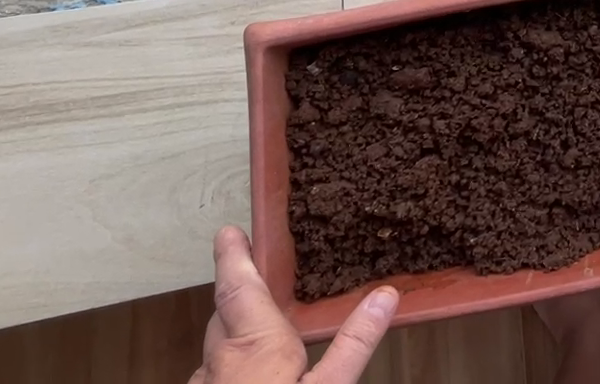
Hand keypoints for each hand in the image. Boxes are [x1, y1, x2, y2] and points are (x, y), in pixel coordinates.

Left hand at [189, 226, 399, 383]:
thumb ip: (353, 345)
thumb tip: (385, 293)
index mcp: (252, 348)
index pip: (238, 291)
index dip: (233, 259)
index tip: (227, 230)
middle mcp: (218, 367)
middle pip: (222, 320)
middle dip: (236, 293)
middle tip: (254, 270)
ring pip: (215, 355)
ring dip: (233, 333)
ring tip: (257, 323)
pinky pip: (214, 381)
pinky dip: (230, 367)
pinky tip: (247, 379)